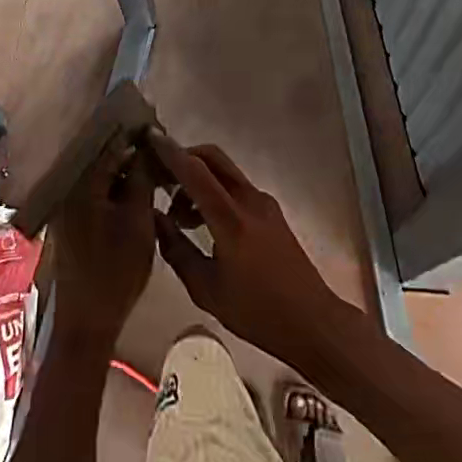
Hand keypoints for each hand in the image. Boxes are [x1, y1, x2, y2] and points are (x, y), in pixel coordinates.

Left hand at [48, 134, 155, 344]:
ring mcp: (65, 205)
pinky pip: (93, 193)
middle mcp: (66, 188)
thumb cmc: (117, 269)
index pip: (110, 144)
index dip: (136, 137)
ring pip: (98, 177)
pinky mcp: (69, 221)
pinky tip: (135, 194)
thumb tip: (147, 145)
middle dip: (131, 154)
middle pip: (101, 159)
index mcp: (80, 183)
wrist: (87, 320)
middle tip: (161, 158)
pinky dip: (113, 190)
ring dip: (123, 173)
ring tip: (153, 174)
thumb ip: (142, 177)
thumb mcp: (139, 220)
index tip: (161, 136)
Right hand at [148, 133, 361, 369]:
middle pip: (212, 157)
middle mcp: (250, 201)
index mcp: (231, 220)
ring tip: (178, 213)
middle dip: (184, 157)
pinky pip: (236, 187)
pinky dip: (214, 191)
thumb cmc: (257, 312)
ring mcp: (264, 204)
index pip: (195, 172)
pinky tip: (201, 221)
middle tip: (159, 175)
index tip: (148, 139)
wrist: (313, 322)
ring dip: (198, 178)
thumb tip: (154, 219)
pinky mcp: (271, 212)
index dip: (170, 153)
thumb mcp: (206, 289)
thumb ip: (177, 249)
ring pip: (225, 171)